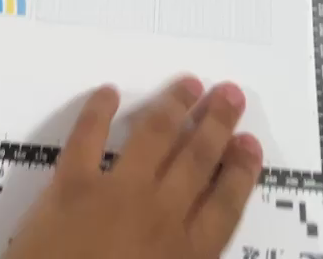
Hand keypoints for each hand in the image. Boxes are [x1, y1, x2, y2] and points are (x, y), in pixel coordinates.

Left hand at [9, 79, 261, 258]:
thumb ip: (186, 258)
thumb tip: (201, 238)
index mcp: (185, 257)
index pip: (224, 206)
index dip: (240, 171)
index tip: (250, 142)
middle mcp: (159, 216)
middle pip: (196, 159)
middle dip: (217, 123)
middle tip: (231, 92)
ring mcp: (116, 193)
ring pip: (154, 135)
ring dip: (175, 104)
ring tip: (190, 83)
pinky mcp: (72, 183)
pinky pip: (89, 135)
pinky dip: (98, 108)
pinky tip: (108, 90)